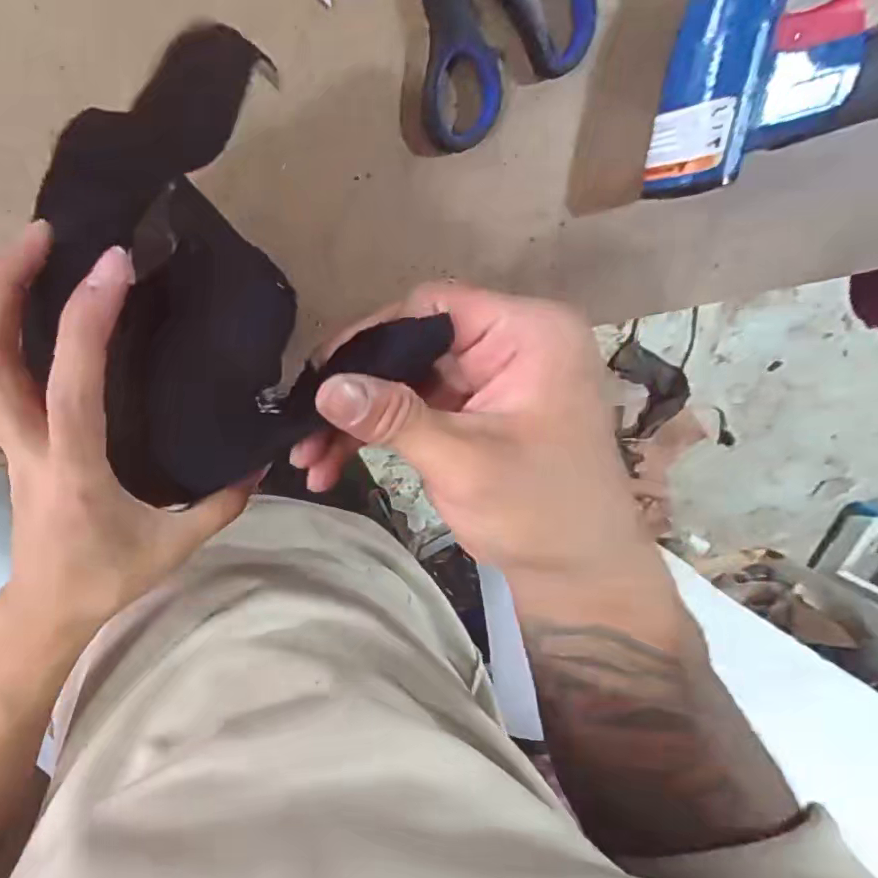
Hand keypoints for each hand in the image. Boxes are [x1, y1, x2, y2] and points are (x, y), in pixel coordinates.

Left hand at [0, 221, 251, 633]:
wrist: (46, 609)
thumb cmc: (105, 579)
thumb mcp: (174, 547)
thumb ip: (220, 502)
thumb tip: (258, 459)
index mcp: (72, 471)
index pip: (70, 385)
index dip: (86, 320)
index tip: (114, 265)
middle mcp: (27, 448)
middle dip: (2, 287)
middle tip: (41, 234)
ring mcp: (6, 444)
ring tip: (22, 256)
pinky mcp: (3, 444)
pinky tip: (11, 309)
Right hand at [290, 282, 655, 588]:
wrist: (574, 569)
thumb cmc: (537, 509)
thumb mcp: (460, 459)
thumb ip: (393, 418)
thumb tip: (325, 388)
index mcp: (525, 335)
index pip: (430, 307)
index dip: (369, 337)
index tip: (320, 379)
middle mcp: (503, 346)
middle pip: (405, 348)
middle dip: (351, 393)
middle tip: (302, 429)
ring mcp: (482, 382)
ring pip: (397, 384)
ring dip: (351, 423)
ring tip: (308, 459)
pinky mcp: (465, 414)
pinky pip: (405, 412)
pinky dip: (369, 438)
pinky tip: (330, 466)